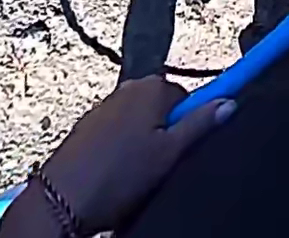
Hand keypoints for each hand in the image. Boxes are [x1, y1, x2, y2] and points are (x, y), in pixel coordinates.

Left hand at [35, 77, 233, 234]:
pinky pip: (117, 132)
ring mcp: (106, 104)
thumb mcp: (169, 153)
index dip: (187, 126)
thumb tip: (228, 103)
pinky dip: (119, 149)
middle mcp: (130, 87)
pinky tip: (114, 174)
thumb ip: (201, 123)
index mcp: (154, 86)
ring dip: (141, 143)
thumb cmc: (116, 176)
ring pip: (139, 123)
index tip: (181, 149)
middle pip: (162, 109)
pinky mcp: (88, 125)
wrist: (60, 201)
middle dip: (163, 135)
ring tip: (132, 175)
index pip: (187, 98)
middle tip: (156, 166)